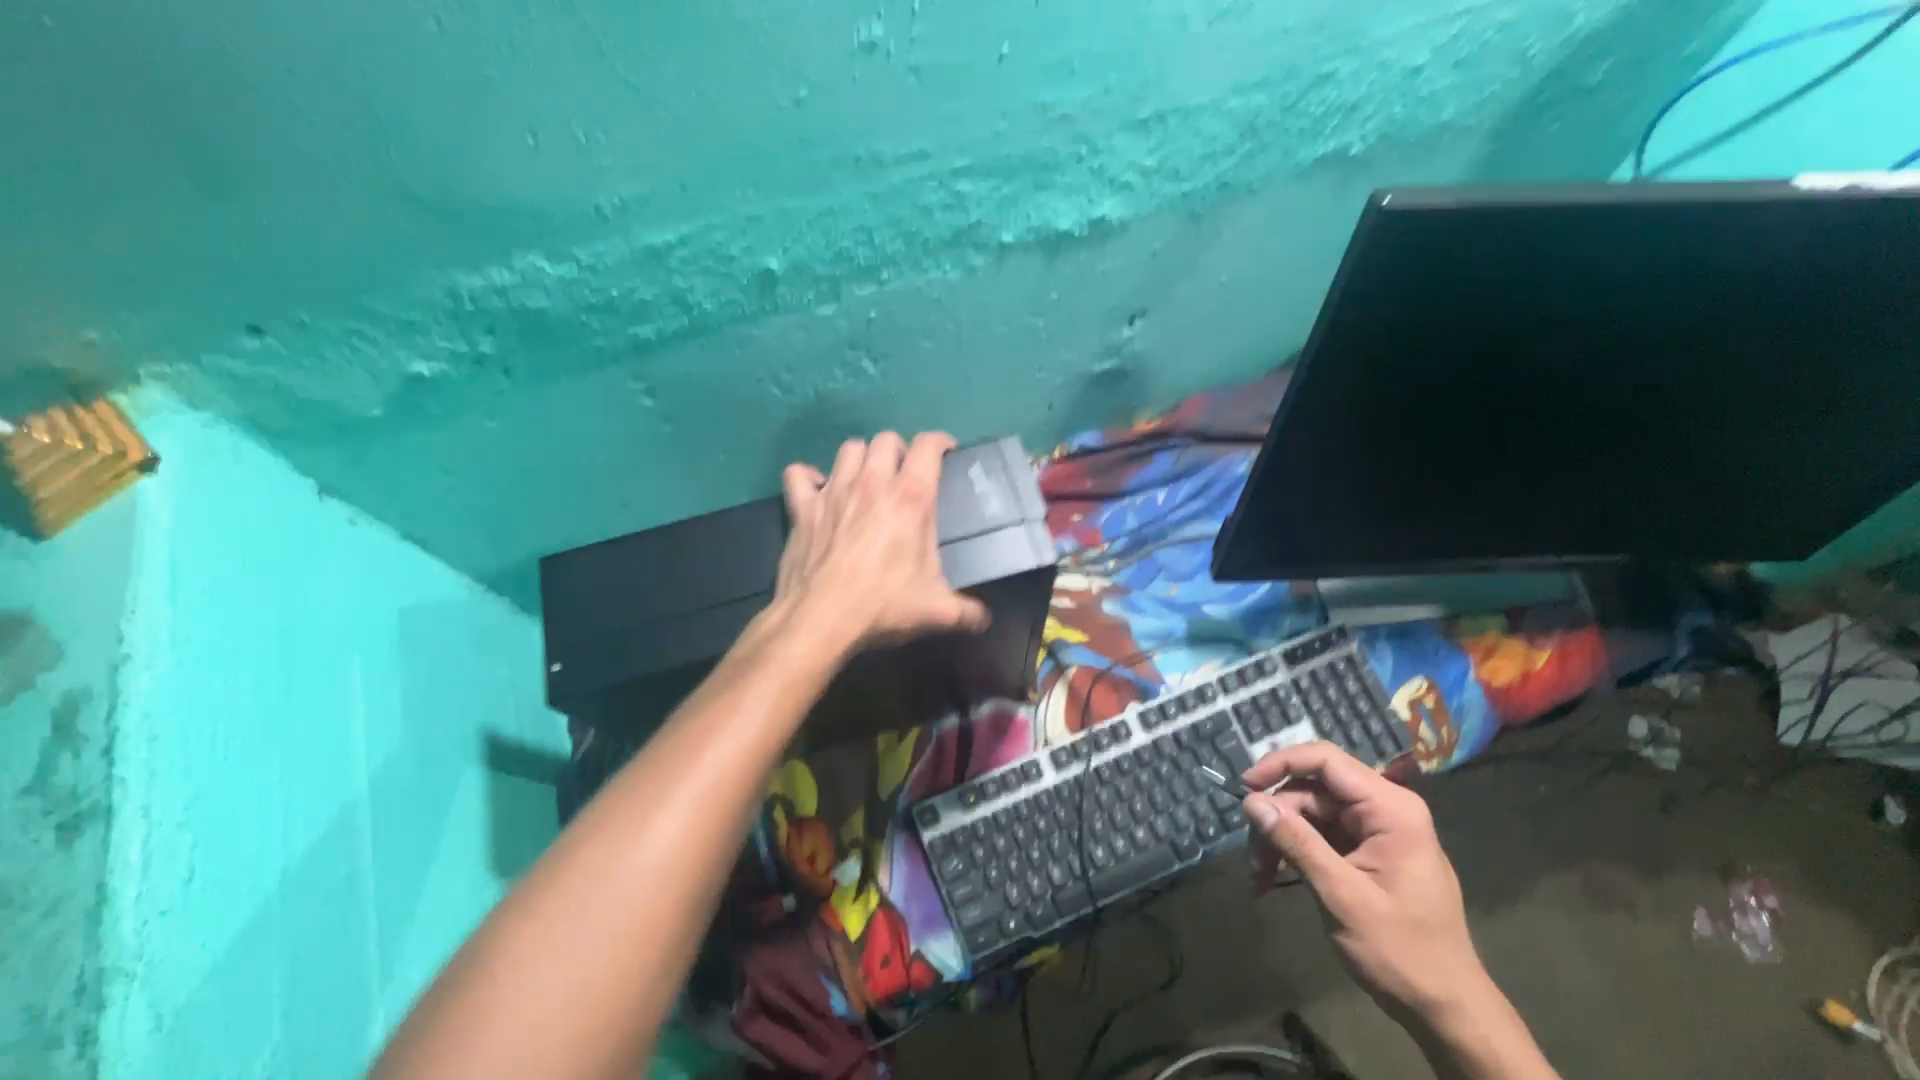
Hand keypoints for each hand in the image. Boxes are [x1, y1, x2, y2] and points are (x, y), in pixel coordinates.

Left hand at [773, 431, 989, 650]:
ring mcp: (833, 492)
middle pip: (886, 440)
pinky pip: (799, 474)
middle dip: (899, 451)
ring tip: (867, 480)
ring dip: (861, 459)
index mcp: (910, 498)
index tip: (946, 454)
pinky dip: (809, 478)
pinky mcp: (802, 507)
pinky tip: (818, 492)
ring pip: (848, 449)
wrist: (820, 619)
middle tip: (904, 476)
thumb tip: (982, 618)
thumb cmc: (882, 606)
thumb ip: (965, 611)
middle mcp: (871, 483)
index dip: (940, 443)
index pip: (928, 446)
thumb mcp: (935, 610)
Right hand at [1241, 742, 1485, 1025]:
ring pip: (1310, 815)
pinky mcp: (1366, 853)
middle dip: (1277, 820)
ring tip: (1260, 879)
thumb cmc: (1401, 951)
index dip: (1281, 764)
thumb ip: (1297, 843)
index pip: (1326, 760)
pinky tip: (1274, 880)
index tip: (1243, 788)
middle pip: (1312, 790)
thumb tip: (1252, 802)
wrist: (1445, 1006)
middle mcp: (1384, 810)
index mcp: (1391, 809)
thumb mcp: (1341, 896)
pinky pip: (1320, 837)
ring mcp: (1375, 831)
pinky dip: (1294, 854)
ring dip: (1280, 841)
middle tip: (1253, 861)